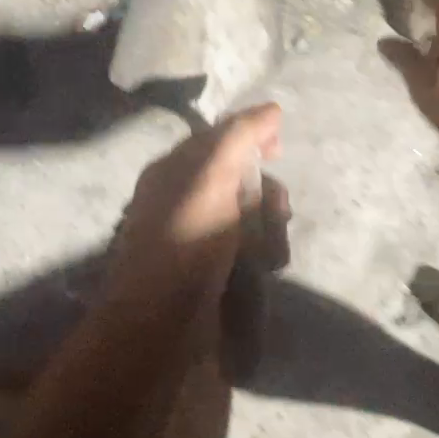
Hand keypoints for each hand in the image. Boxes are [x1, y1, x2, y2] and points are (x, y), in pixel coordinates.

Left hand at [110, 103, 282, 296]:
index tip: (279, 147)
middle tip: (276, 214)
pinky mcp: (211, 274)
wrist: (158, 327)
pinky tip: (265, 271)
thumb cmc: (185, 243)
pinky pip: (248, 252)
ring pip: (250, 218)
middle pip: (242, 180)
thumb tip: (271, 110)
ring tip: (270, 256)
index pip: (219, 137)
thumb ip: (239, 137)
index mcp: (174, 170)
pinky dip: (262, 256)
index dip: (252, 135)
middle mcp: (183, 200)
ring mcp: (197, 239)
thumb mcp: (210, 177)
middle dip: (267, 195)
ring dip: (270, 231)